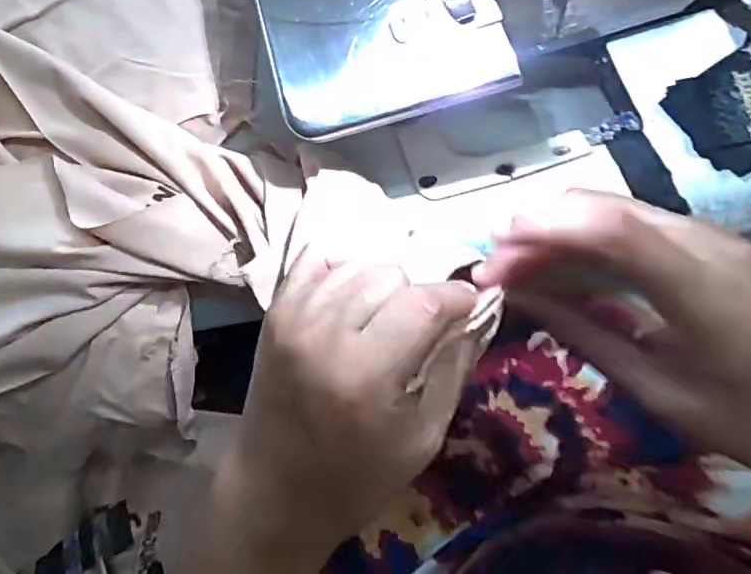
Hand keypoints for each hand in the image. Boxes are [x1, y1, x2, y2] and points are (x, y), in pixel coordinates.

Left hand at [213, 260, 483, 570]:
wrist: (277, 487)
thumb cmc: (358, 475)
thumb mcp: (423, 438)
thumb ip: (452, 370)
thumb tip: (475, 315)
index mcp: (367, 374)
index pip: (422, 304)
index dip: (455, 295)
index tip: (470, 300)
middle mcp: (326, 334)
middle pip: (388, 276)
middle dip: (415, 295)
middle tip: (418, 325)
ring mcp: (294, 318)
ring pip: (354, 265)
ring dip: (379, 282)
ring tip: (383, 315)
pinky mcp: (274, 312)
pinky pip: (314, 263)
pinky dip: (340, 271)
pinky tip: (350, 298)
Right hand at [471, 189, 750, 490]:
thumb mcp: (665, 393)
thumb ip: (585, 334)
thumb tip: (518, 297)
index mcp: (705, 289)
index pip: (611, 228)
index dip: (543, 228)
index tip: (496, 255)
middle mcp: (706, 242)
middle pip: (601, 206)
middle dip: (537, 227)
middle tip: (498, 268)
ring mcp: (710, 234)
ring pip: (611, 207)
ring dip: (557, 228)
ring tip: (520, 266)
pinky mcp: (708, 239)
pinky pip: (632, 221)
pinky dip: (586, 235)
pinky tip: (565, 264)